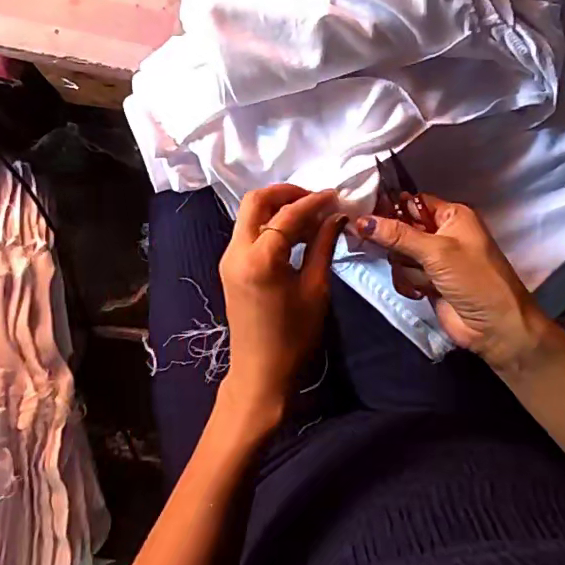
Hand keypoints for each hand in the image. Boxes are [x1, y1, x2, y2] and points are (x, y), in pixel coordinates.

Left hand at [216, 184, 347, 435]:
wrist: (260, 371)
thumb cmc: (293, 336)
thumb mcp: (315, 289)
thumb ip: (322, 246)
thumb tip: (335, 216)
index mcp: (260, 258)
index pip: (288, 214)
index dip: (314, 201)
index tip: (336, 195)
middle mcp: (237, 251)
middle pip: (256, 201)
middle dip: (286, 193)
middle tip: (316, 199)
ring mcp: (228, 258)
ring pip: (249, 214)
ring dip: (277, 207)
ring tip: (310, 215)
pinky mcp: (229, 266)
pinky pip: (247, 232)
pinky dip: (269, 223)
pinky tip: (294, 232)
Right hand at [353, 194, 556, 371]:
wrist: (494, 327)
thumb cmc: (474, 279)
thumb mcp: (437, 251)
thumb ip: (398, 235)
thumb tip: (360, 220)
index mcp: (452, 216)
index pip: (412, 203)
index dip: (390, 209)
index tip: (367, 218)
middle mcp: (441, 234)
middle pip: (400, 230)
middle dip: (400, 247)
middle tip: (410, 257)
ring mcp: (433, 260)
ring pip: (398, 255)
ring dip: (408, 270)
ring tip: (428, 281)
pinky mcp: (427, 282)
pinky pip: (402, 275)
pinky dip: (408, 284)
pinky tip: (422, 293)